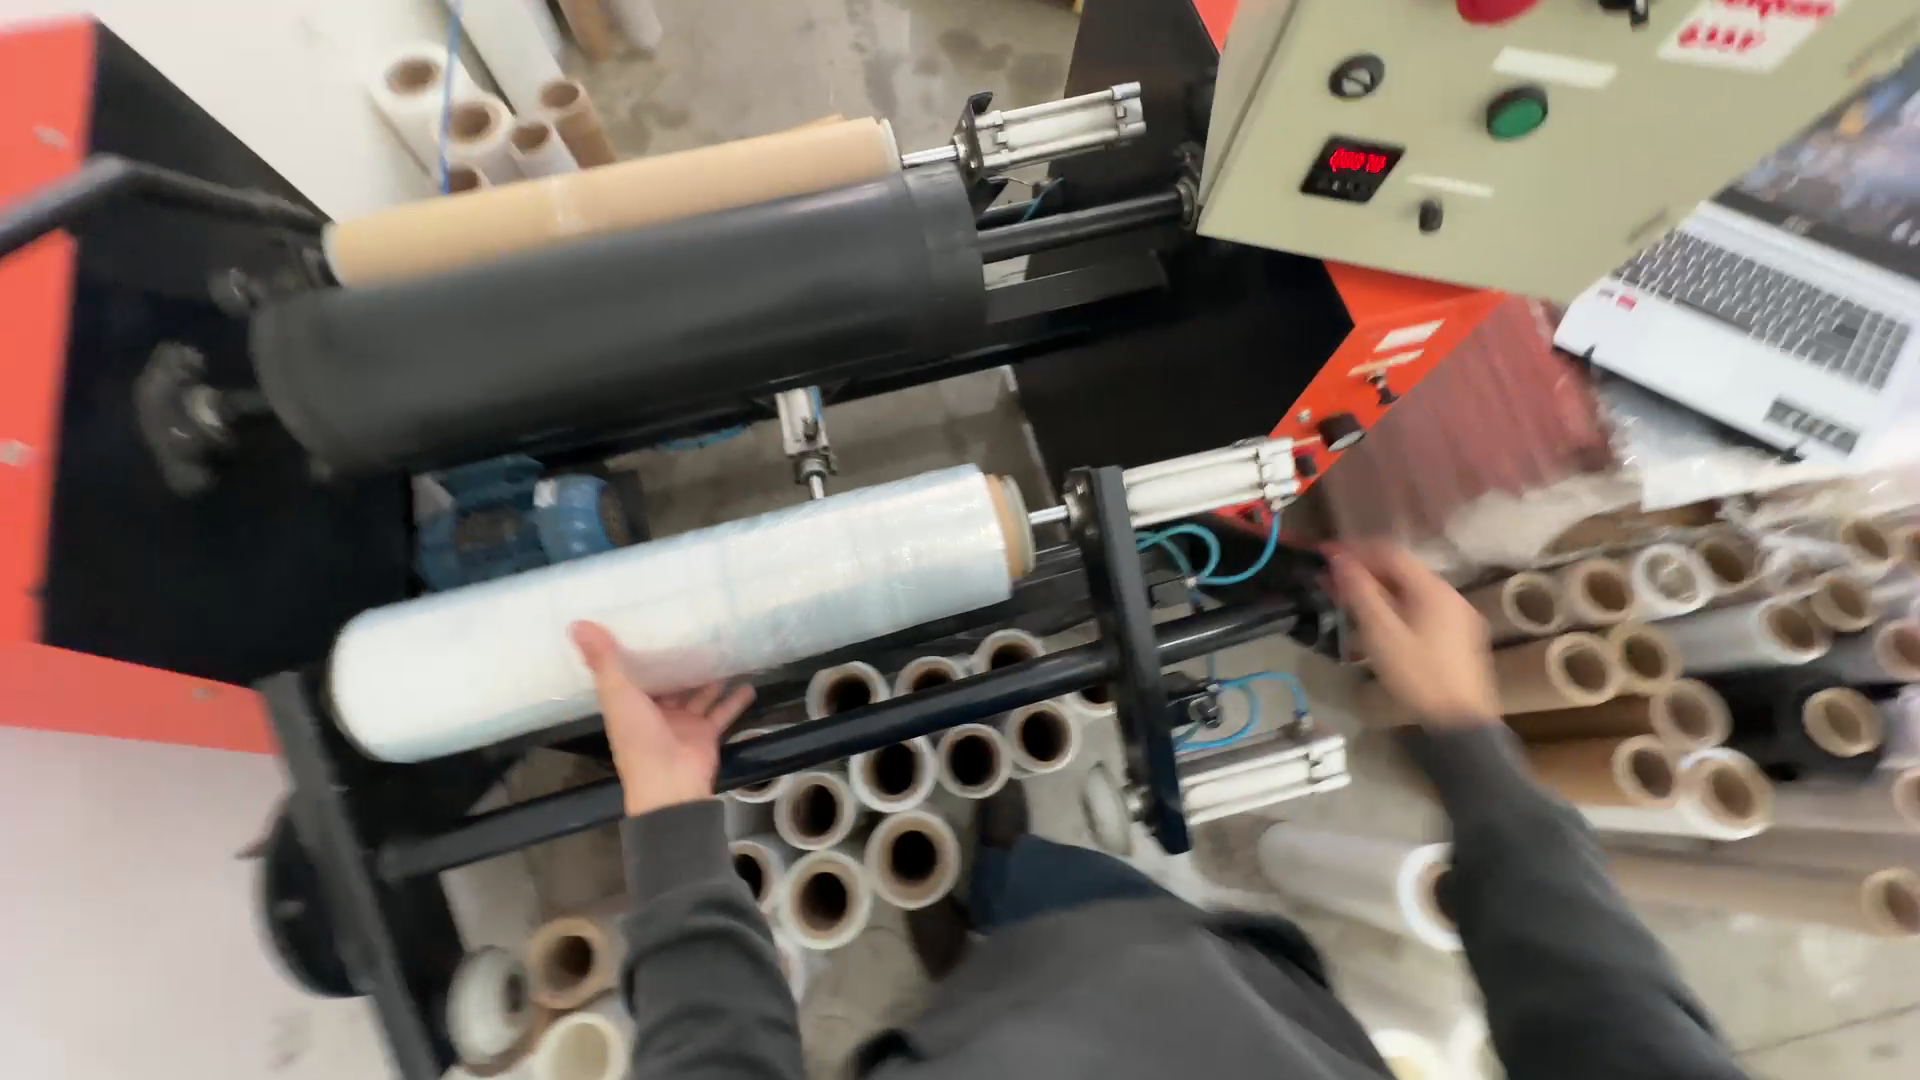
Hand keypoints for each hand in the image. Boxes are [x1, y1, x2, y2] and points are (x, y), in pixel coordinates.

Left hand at [570, 621, 755, 816]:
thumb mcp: (618, 695)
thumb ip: (604, 661)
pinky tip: (749, 683)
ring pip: (699, 693)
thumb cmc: (639, 739)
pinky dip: (735, 699)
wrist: (670, 784)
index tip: (652, 623)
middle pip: (670, 682)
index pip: (633, 673)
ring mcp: (683, 723)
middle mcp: (655, 712)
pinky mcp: (705, 733)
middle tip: (698, 630)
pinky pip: (722, 711)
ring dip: (711, 676)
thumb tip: (578, 622)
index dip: (641, 650)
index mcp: (629, 704)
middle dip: (681, 662)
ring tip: (726, 650)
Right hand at [1329, 543, 1499, 725]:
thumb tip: (1338, 559)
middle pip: (1399, 569)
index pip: (1389, 553)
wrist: (1458, 721)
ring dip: (1374, 587)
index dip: (1354, 550)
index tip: (1324, 554)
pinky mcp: (1453, 632)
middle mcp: (1448, 594)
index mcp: (1433, 590)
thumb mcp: (1380, 632)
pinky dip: (1390, 602)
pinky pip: (1416, 605)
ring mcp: (1454, 614)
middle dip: (1361, 569)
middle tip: (1328, 577)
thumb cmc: (1416, 674)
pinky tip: (1372, 616)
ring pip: (1406, 588)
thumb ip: (1359, 592)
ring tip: (1343, 596)